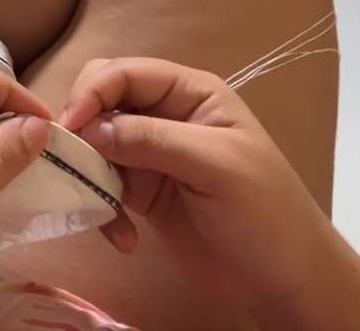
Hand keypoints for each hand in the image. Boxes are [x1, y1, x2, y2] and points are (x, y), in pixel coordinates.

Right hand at [58, 58, 341, 312]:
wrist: (288, 285)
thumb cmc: (266, 214)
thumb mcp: (216, 167)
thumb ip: (153, 139)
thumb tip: (90, 129)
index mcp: (187, 92)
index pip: (125, 73)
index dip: (92, 91)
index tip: (70, 125)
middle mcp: (163, 114)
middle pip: (102, 98)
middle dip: (82, 124)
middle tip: (71, 157)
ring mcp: (149, 152)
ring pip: (94, 141)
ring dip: (88, 171)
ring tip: (100, 207)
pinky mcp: (140, 189)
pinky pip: (101, 182)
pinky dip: (100, 205)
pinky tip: (121, 236)